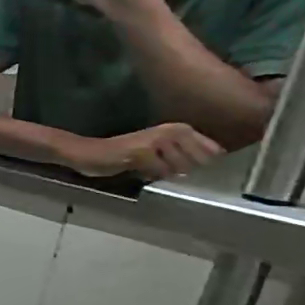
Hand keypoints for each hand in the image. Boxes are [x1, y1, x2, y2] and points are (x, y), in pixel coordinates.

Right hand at [67, 123, 222, 179]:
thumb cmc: (124, 154)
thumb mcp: (161, 151)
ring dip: (163, 173)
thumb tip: (216, 160)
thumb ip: (188, 154)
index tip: (187, 167)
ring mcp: (157, 141)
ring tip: (145, 166)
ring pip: (179, 169)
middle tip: (157, 166)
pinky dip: (150, 175)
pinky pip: (159, 173)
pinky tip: (137, 169)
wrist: (88, 153)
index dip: (208, 162)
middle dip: (182, 170)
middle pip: (199, 163)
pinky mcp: (142, 152)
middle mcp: (171, 131)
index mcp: (178, 128)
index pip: (213, 151)